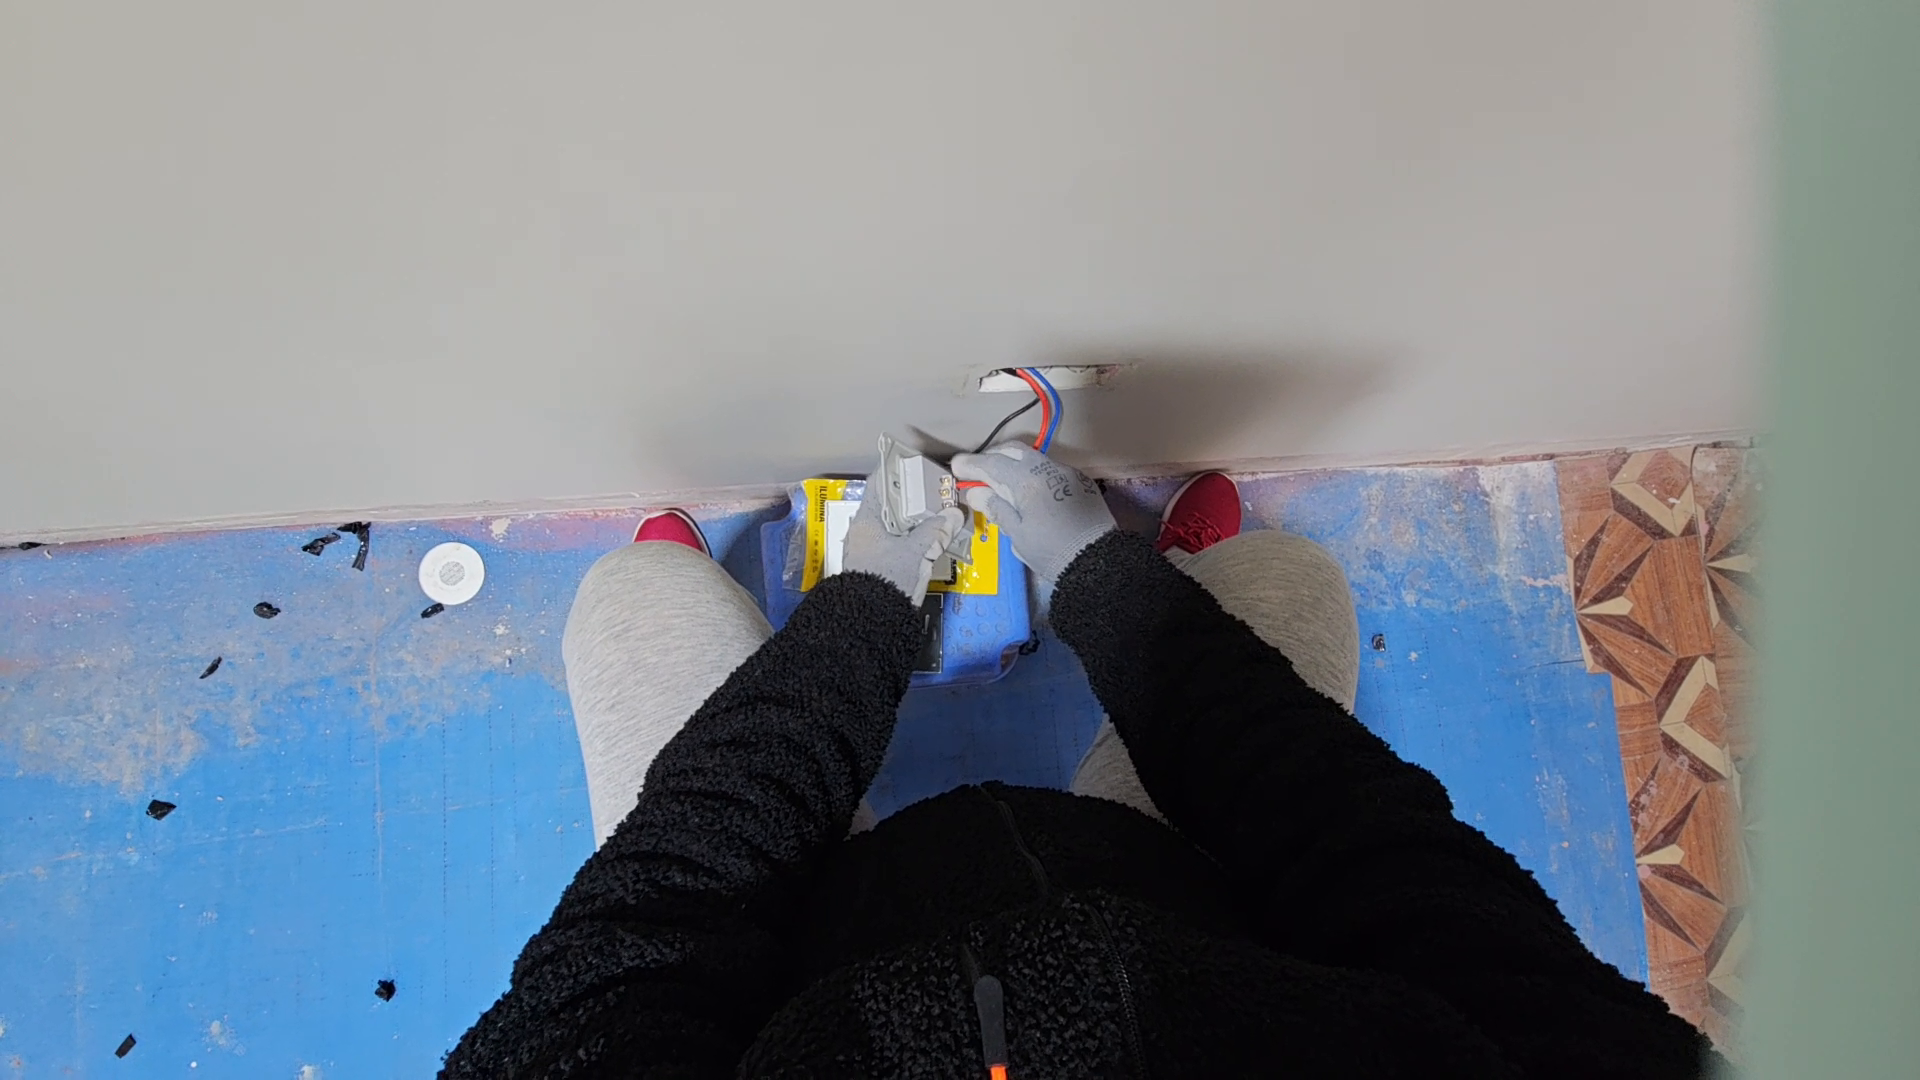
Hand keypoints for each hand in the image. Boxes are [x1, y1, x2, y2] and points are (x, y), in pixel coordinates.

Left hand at [840, 475, 966, 604]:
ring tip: (939, 514)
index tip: (918, 466)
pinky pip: (899, 544)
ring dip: (916, 521)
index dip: (898, 472)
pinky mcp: (880, 566)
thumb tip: (955, 513)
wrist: (872, 620)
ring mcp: (871, 549)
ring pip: (896, 526)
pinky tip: (931, 540)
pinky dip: (914, 539)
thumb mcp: (915, 551)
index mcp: (866, 520)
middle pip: (890, 505)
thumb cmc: (886, 578)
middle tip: (937, 491)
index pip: (879, 484)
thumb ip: (935, 531)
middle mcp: (865, 531)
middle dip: (914, 499)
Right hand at [951, 443, 1115, 584]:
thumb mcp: (1018, 535)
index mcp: (1028, 481)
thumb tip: (976, 493)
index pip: (993, 465)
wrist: (1097, 562)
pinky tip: (1027, 491)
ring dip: (1013, 464)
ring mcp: (1066, 473)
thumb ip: (997, 508)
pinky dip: (1033, 474)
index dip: (972, 465)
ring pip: (1034, 458)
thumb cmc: (1051, 552)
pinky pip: (1050, 470)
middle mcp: (1048, 469)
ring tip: (1000, 480)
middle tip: (977, 470)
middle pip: (1014, 451)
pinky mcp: (1080, 482)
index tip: (956, 467)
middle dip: (992, 457)